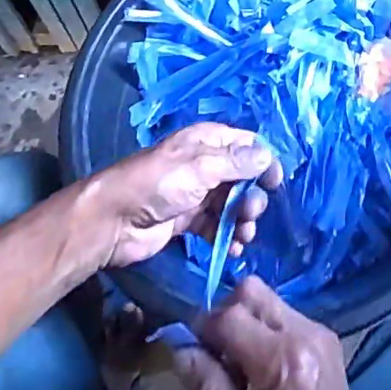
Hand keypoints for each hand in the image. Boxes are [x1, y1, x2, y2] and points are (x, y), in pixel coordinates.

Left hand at [82, 123, 283, 268]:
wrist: (114, 220)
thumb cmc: (159, 184)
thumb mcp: (201, 167)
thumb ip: (236, 163)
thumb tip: (267, 157)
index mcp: (207, 140)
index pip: (246, 144)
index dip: (264, 161)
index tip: (276, 183)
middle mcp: (206, 163)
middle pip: (242, 177)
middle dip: (252, 196)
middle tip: (251, 214)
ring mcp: (197, 193)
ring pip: (231, 203)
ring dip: (242, 219)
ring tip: (243, 235)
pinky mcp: (188, 220)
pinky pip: (217, 225)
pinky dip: (228, 235)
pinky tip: (233, 248)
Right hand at [173, 277, 353, 389]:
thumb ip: (209, 388)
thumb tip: (180, 346)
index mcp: (285, 358)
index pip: (231, 315)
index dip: (202, 329)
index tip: (188, 351)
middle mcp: (308, 332)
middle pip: (253, 292)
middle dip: (225, 316)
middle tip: (213, 358)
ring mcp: (322, 333)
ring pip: (270, 301)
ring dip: (246, 324)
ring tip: (239, 370)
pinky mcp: (328, 342)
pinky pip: (287, 318)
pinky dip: (267, 334)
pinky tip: (262, 371)